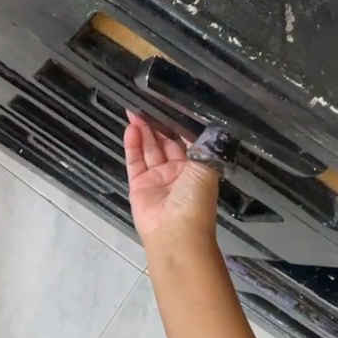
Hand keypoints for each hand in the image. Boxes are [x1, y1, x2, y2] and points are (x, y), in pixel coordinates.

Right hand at [124, 112, 219, 247]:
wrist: (175, 233)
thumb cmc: (195, 201)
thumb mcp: (206, 169)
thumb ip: (203, 147)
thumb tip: (205, 130)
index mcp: (197, 168)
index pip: (186, 141)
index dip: (178, 125)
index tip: (170, 107)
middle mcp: (177, 172)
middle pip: (166, 143)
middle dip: (158, 125)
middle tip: (148, 105)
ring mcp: (157, 178)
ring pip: (149, 149)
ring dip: (144, 131)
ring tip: (136, 111)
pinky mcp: (139, 184)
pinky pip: (135, 161)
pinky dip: (132, 145)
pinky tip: (130, 129)